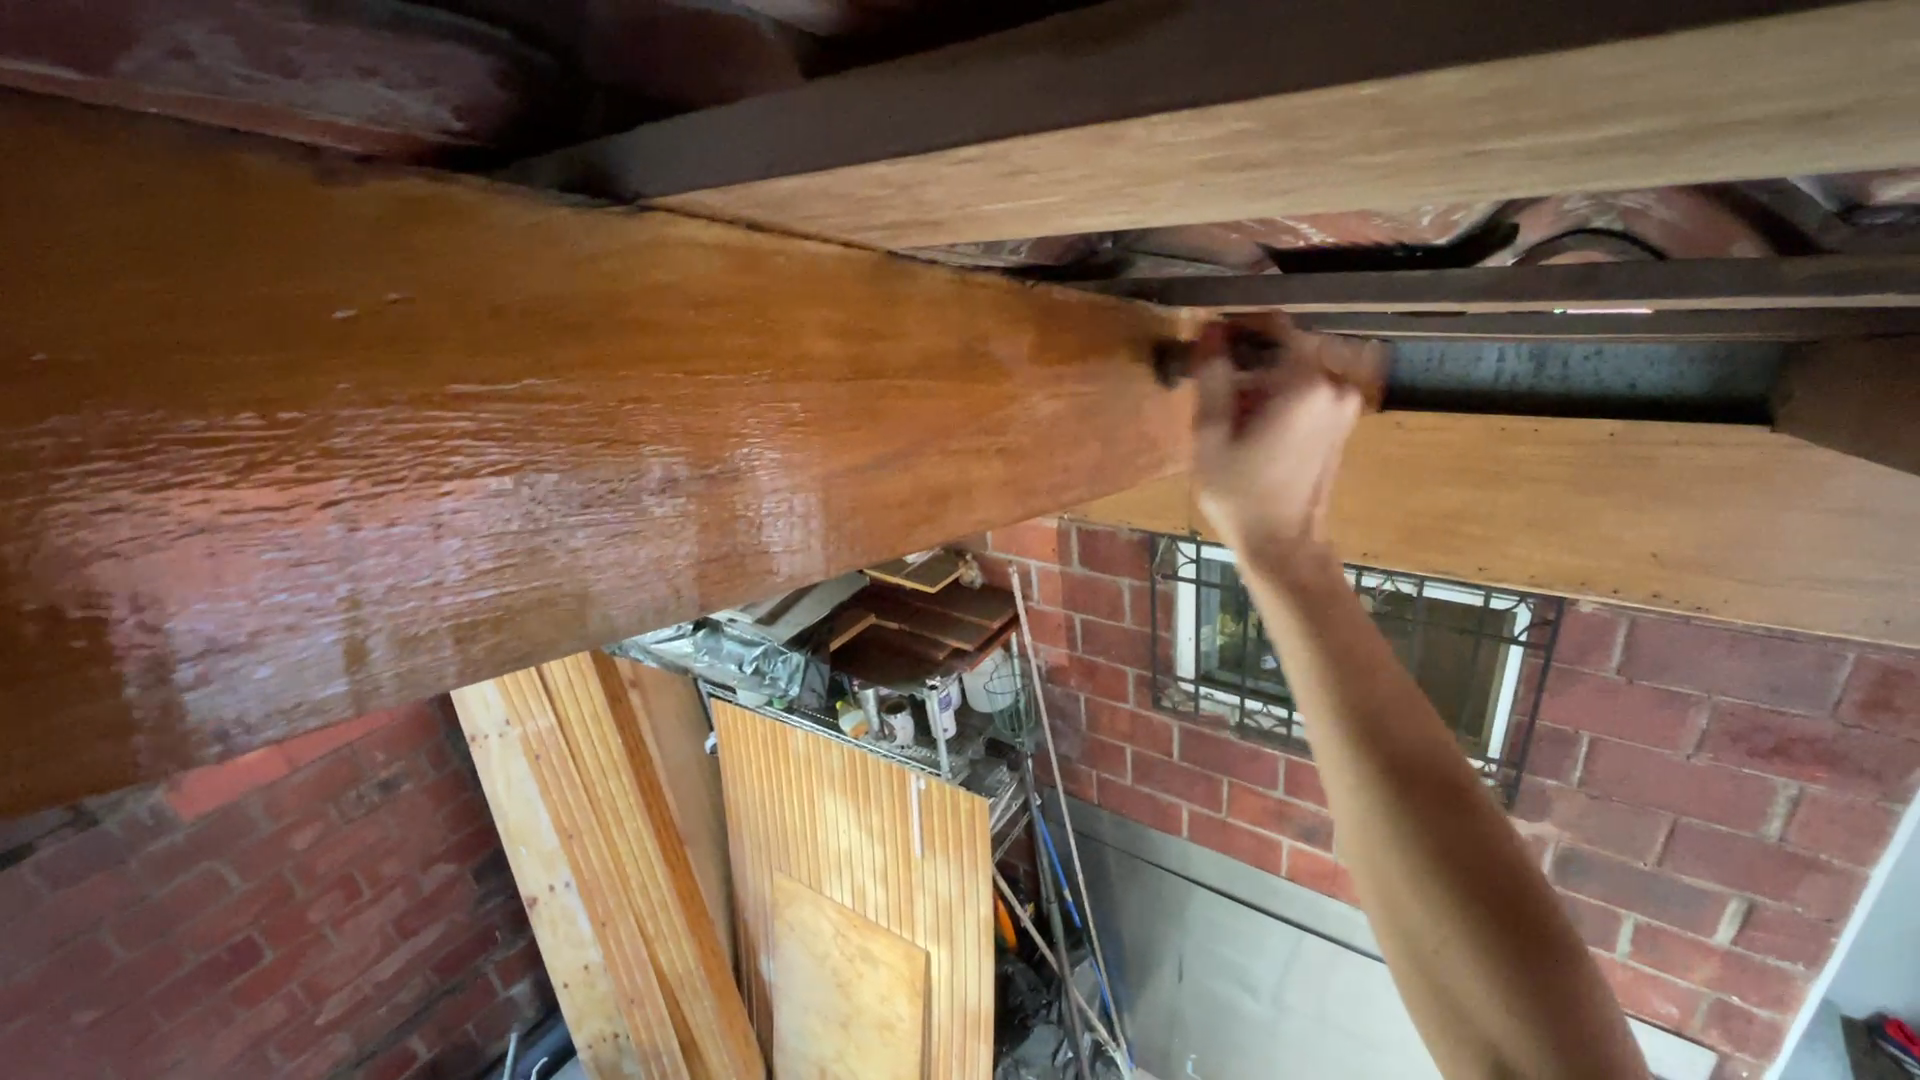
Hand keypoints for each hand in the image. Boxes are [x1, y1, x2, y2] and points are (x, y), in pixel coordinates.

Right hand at [1191, 324, 1368, 556]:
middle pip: (1289, 346)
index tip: (1212, 338)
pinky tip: (1254, 423)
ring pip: (1299, 368)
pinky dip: (1281, 394)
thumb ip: (1212, 376)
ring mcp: (1345, 404)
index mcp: (1305, 384)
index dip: (1241, 327)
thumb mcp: (1211, 436)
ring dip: (1265, 377)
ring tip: (1232, 408)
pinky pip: (1309, 389)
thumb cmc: (1239, 495)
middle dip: (1251, 356)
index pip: (1275, 326)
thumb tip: (1210, 330)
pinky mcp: (1343, 421)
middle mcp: (1335, 385)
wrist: (1283, 545)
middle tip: (1216, 381)